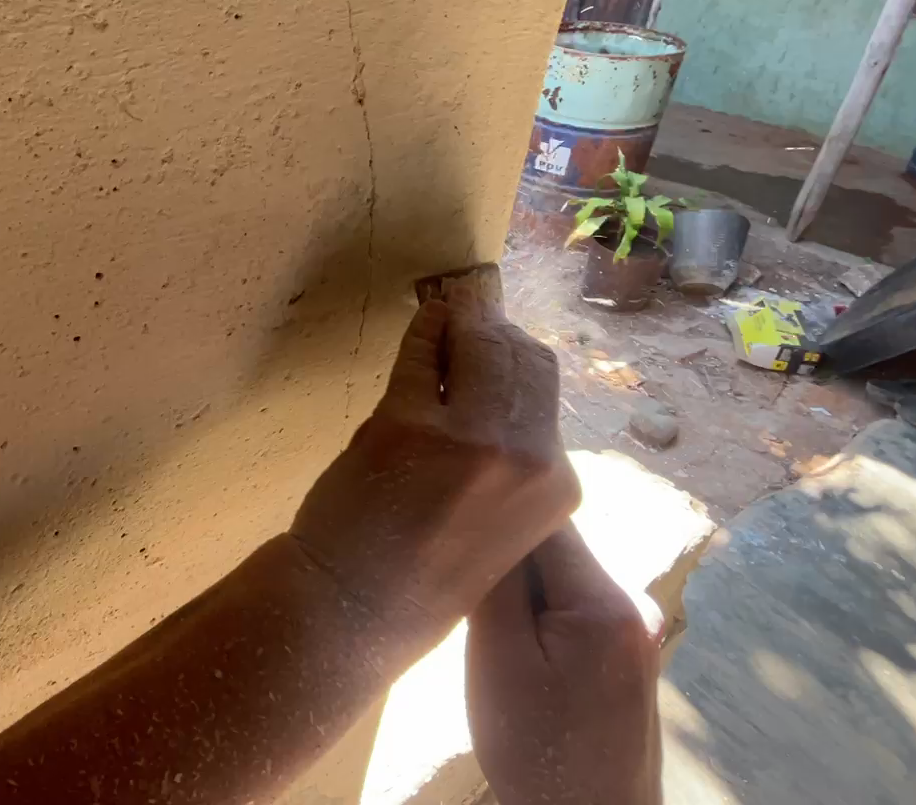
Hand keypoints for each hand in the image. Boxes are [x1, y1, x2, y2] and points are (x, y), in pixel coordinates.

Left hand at [288, 284, 577, 648]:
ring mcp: (467, 439)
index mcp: (555, 484)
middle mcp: (526, 456)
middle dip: (495, 327)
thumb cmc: (424, 567)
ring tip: (447, 310)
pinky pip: (420, 356)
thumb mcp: (495, 513)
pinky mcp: (405, 425)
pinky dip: (423, 331)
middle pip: (521, 357)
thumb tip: (494, 381)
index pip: (547, 387)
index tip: (493, 331)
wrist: (360, 605)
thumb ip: (506, 452)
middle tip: (469, 310)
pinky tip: (424, 320)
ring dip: (462, 320)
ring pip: (479, 347)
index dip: (518, 351)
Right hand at [466, 528, 662, 804]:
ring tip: (484, 613)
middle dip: (505, 551)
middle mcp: (633, 601)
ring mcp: (634, 626)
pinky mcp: (626, 648)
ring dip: (518, 580)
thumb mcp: (498, 655)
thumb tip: (487, 508)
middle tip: (463, 578)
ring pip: (558, 570)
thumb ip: (496, 577)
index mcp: (606, 600)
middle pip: (553, 543)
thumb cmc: (534, 746)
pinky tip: (513, 637)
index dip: (497, 512)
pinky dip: (537, 604)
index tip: (455, 519)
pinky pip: (570, 598)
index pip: (545, 517)